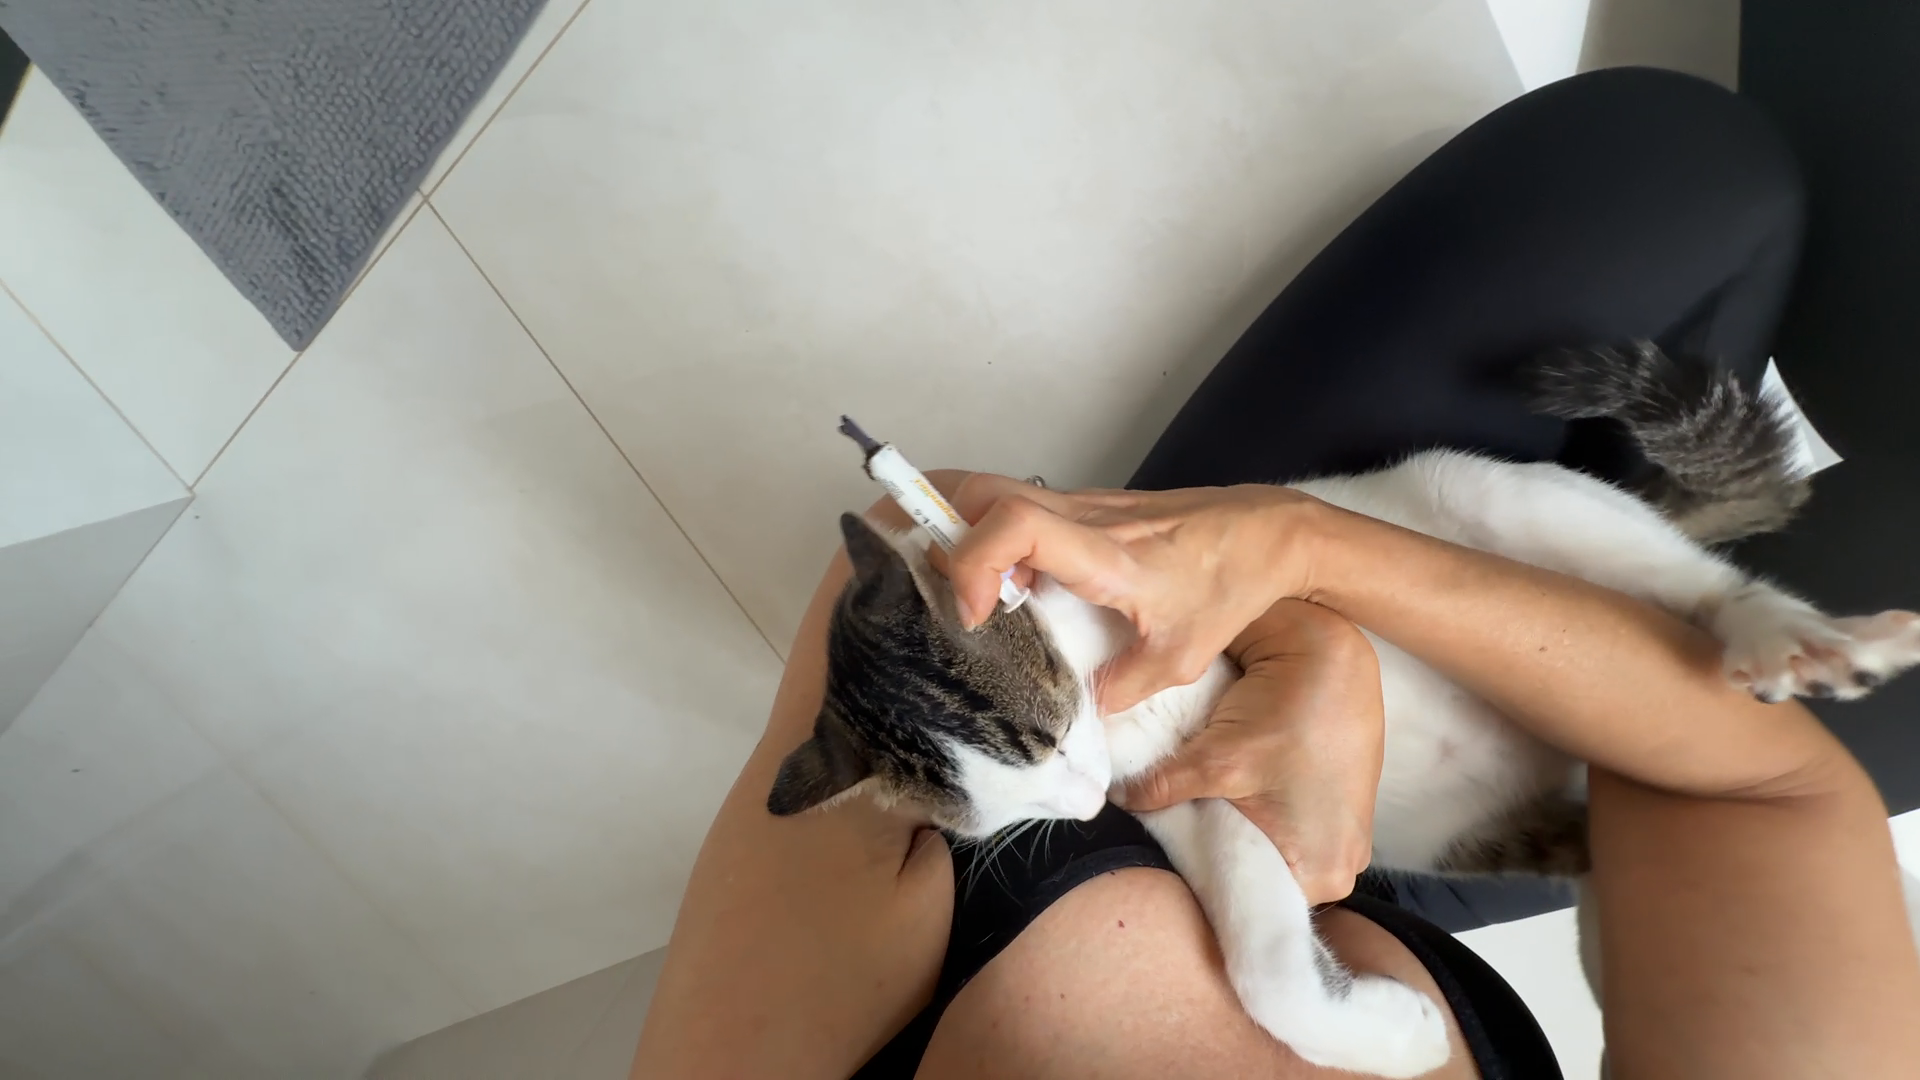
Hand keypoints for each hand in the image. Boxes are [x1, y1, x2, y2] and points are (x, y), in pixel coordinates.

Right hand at [945, 474, 1326, 712]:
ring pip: (988, 488)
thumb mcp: (1179, 655)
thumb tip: (1074, 713)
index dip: (975, 562)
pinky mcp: (1079, 505)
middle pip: (980, 489)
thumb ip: (1121, 688)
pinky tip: (996, 578)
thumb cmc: (1227, 586)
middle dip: (935, 529)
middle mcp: (1080, 517)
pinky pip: (1011, 503)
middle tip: (928, 584)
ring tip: (947, 580)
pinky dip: (982, 530)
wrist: (1264, 531)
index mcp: (1105, 553)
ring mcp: (1077, 504)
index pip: (1016, 524)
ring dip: (953, 525)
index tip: (977, 615)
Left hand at [1118, 600, 1384, 905]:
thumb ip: (1162, 789)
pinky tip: (1214, 788)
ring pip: (1257, 843)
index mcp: (1320, 873)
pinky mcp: (1324, 805)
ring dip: (1222, 824)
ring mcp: (1334, 836)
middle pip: (1252, 873)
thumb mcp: (1216, 759)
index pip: (1246, 901)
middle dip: (1206, 851)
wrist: (1330, 659)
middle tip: (1161, 832)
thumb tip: (1120, 800)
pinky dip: (1239, 807)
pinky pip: (1271, 821)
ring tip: (1186, 805)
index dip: (1199, 879)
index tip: (1158, 862)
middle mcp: (1336, 867)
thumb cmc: (1288, 715)